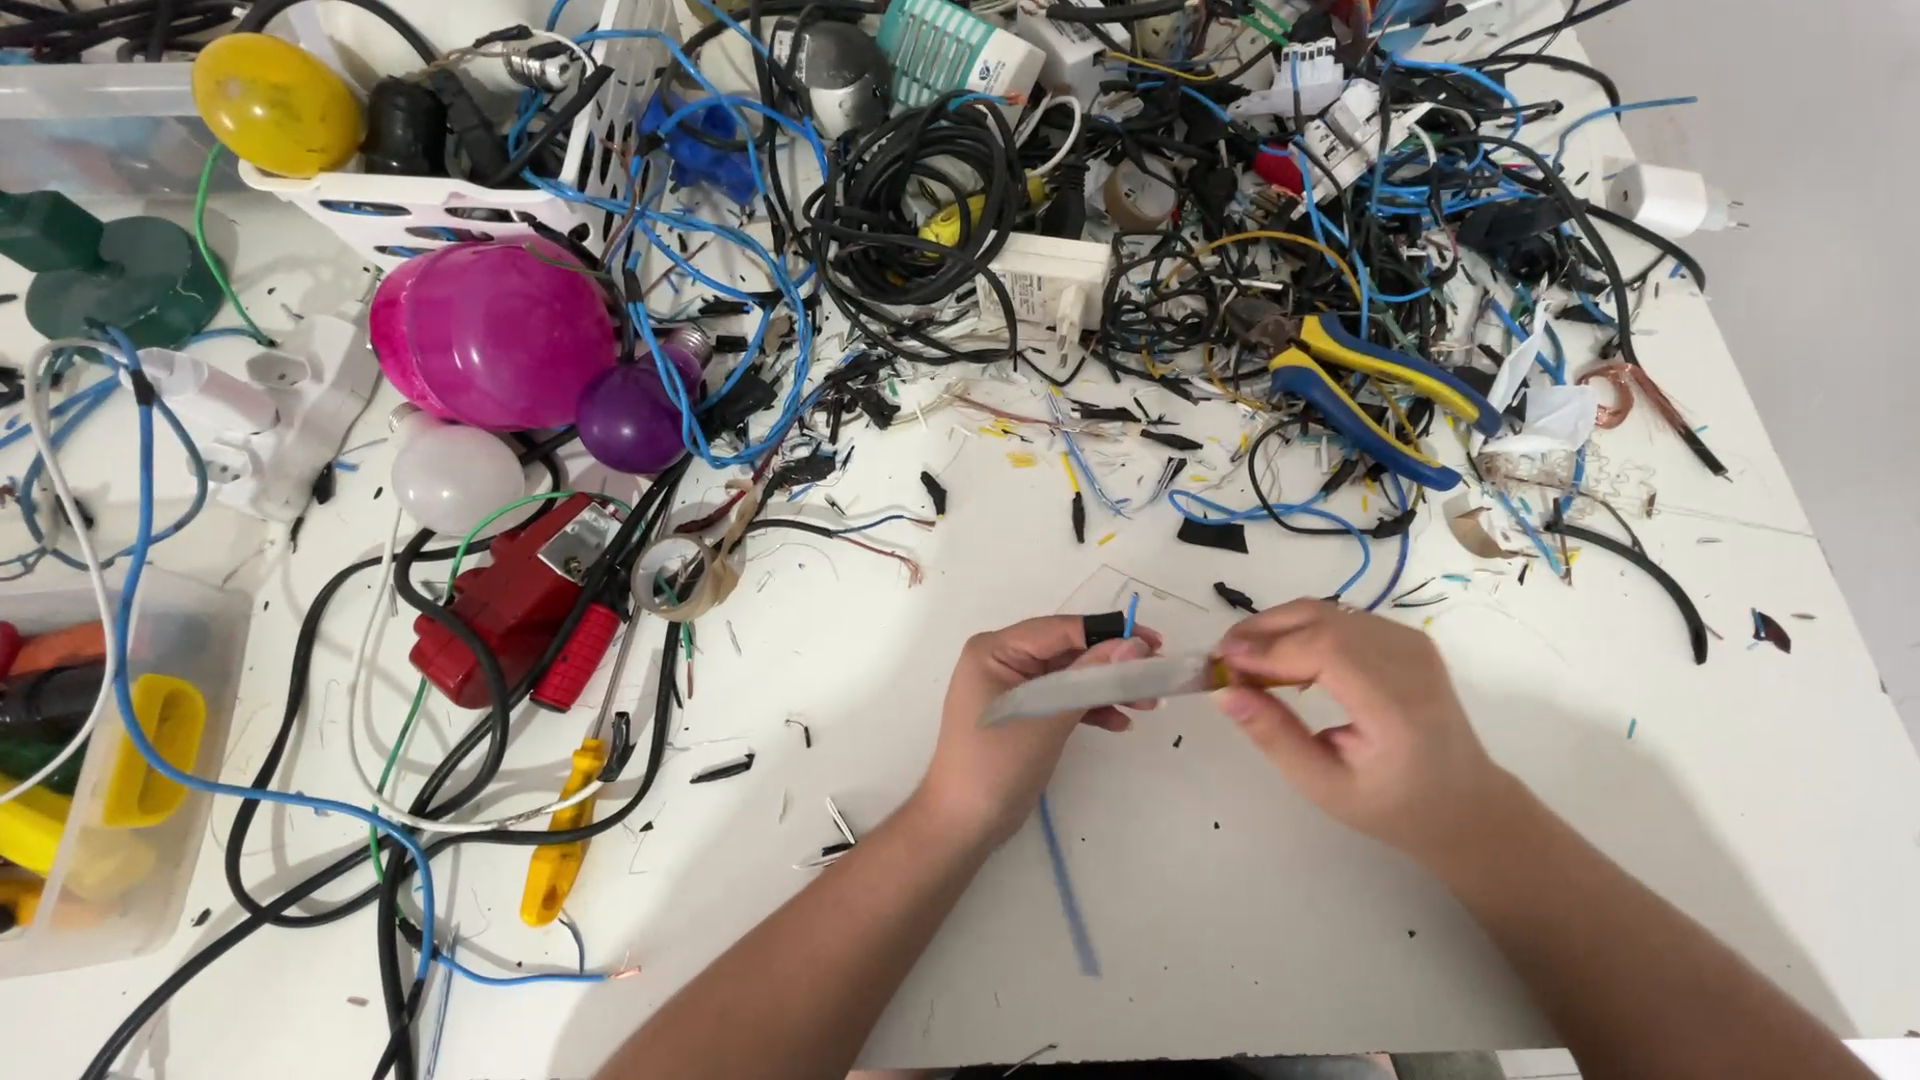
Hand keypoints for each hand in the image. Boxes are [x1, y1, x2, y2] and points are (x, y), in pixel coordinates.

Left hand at [917, 616, 1161, 846]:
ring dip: (1107, 688)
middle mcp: (1002, 660)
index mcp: (994, 649)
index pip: (1060, 629)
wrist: (964, 822)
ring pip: (1070, 675)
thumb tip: (1134, 645)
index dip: (1108, 633)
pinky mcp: (1024, 712)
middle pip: (1068, 651)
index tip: (1153, 643)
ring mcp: (1013, 687)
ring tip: (1148, 703)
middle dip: (1112, 664)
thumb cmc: (997, 764)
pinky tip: (1120, 723)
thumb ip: (1089, 677)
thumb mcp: (1047, 716)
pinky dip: (1090, 708)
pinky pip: (1063, 698)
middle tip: (1156, 676)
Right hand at [1209, 599, 1519, 863]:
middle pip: (1322, 619)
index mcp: (1397, 708)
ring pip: (1325, 612)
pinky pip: (1338, 618)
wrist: (1465, 802)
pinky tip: (1282, 661)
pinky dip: (1299, 630)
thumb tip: (1224, 692)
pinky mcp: (1406, 638)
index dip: (1266, 649)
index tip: (1220, 664)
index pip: (1325, 651)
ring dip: (1276, 628)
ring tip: (1246, 663)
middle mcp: (1411, 663)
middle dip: (1261, 631)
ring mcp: (1412, 644)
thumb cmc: (1393, 806)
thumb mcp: (1324, 786)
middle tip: (1223, 660)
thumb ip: (1274, 736)